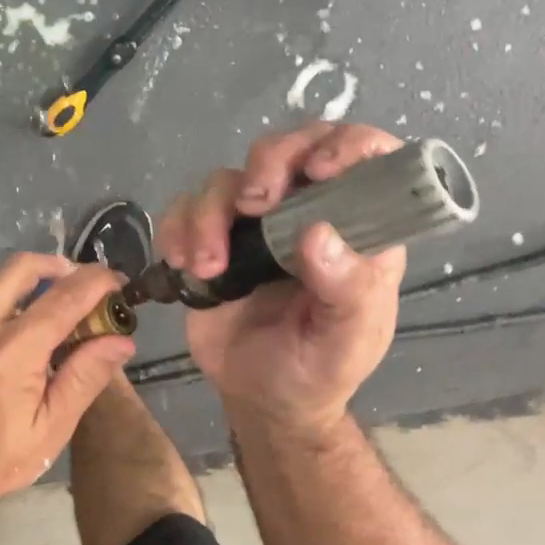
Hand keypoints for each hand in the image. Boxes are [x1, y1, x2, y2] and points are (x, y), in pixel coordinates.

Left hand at [0, 254, 134, 514]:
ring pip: (0, 284)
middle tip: (85, 284)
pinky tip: (21, 341)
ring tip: (59, 317)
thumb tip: (121, 340)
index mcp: (13, 350)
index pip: (64, 297)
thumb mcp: (52, 427)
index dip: (96, 282)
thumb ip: (86, 376)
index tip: (118, 281)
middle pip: (23, 267)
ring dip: (33, 288)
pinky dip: (8, 310)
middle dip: (60, 266)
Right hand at [156, 123, 406, 442]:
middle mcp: (305, 212)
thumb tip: (318, 234)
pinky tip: (184, 265)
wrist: (258, 399)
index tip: (319, 169)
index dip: (347, 144)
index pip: (367, 157)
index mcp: (357, 228)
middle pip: (289, 148)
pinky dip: (177, 229)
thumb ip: (346, 292)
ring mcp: (252, 223)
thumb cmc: (317, 371)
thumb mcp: (347, 343)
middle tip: (252, 204)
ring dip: (210, 214)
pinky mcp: (208, 237)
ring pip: (227, 178)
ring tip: (209, 267)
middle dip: (268, 163)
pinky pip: (184, 208)